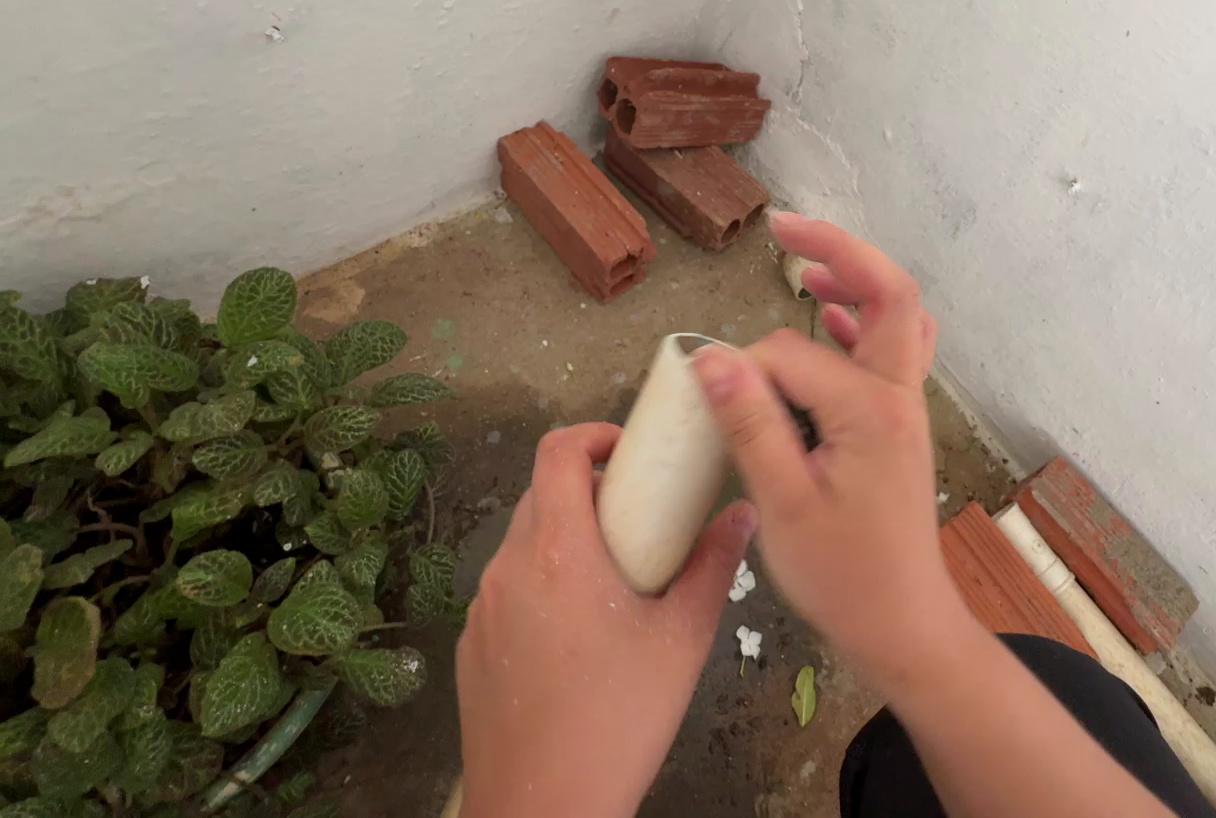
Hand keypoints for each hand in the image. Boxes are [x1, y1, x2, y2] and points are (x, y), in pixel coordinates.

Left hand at [456, 423, 756, 817]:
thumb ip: (714, 565)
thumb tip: (743, 512)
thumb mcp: (684, 638)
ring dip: (567, 536)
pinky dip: (542, 580)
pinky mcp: (472, 645)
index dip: (592, 435)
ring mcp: (482, 608)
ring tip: (613, 577)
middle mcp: (509, 568)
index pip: (556, 453)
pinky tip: (576, 632)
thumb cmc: (620, 716)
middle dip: (590, 489)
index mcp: (558, 552)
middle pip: (542, 494)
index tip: (629, 452)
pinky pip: (509, 587)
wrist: (543, 812)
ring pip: (524, 541)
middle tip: (637, 516)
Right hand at [690, 212, 960, 683]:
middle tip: (785, 229)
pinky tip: (825, 318)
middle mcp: (898, 395)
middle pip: (889, 293)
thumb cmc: (844, 574)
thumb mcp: (785, 503)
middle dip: (839, 251)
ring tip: (804, 266)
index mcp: (872, 410)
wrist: (903, 623)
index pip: (793, 355)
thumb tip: (710, 357)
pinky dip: (858, 321)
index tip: (712, 396)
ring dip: (854, 280)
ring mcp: (904, 406)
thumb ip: (750, 425)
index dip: (745, 367)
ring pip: (896, 317)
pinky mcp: (896, 423)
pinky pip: (888, 350)